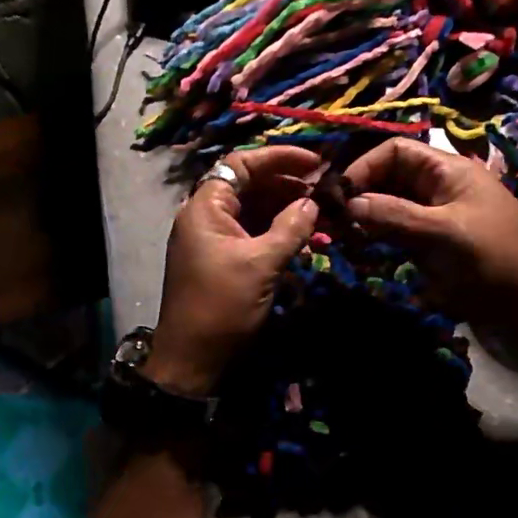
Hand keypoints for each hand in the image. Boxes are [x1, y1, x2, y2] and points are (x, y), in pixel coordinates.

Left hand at [149, 146, 322, 394]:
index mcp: (206, 208)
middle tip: (325, 193)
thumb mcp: (261, 265)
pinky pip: (252, 236)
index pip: (242, 164)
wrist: (193, 360)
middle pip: (250, 186)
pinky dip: (277, 235)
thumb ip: (290, 228)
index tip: (316, 163)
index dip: (279, 158)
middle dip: (288, 186)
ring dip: (286, 212)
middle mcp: (206, 217)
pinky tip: (304, 241)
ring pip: (254, 212)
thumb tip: (314, 202)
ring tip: (321, 217)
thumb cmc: (221, 306)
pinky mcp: (223, 262)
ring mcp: (213, 241)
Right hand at [345, 137, 517, 325]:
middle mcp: (441, 190)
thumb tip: (346, 204)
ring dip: (366, 219)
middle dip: (361, 194)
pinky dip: (379, 239)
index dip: (363, 167)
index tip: (338, 198)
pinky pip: (399, 235)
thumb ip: (393, 215)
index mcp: (450, 171)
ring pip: (391, 208)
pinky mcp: (435, 250)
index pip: (395, 151)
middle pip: (389, 179)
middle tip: (332, 222)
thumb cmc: (497, 263)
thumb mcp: (443, 234)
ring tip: (342, 238)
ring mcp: (437, 222)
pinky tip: (362, 252)